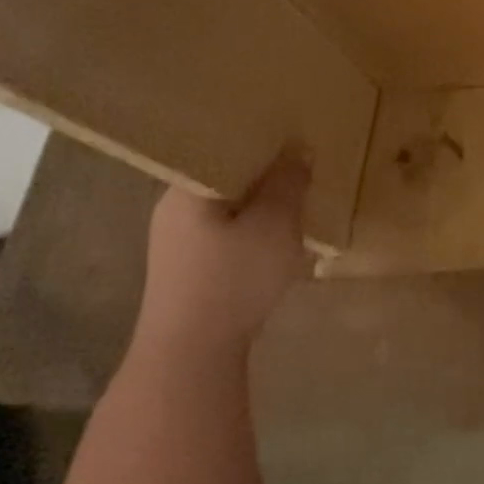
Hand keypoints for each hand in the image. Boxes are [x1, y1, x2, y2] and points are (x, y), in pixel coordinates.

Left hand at [131, 151, 312, 361]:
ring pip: (229, 203)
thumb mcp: (275, 224)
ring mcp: (179, 239)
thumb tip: (298, 149)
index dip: (261, 137)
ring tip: (302, 195)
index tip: (298, 132)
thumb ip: (288, 183)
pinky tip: (280, 232)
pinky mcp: (190, 265)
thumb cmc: (234, 278)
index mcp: (187, 190)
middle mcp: (174, 208)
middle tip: (309, 161)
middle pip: (226, 175)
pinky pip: (228, 227)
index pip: (223, 146)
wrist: (192, 351)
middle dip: (267, 169)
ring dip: (263, 199)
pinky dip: (255, 223)